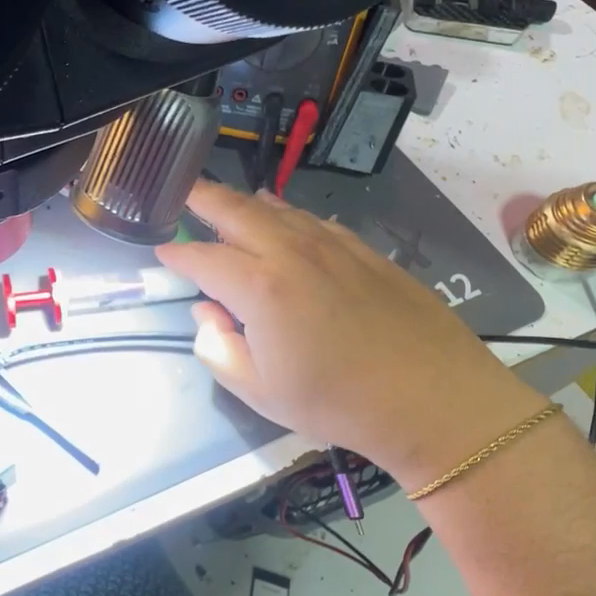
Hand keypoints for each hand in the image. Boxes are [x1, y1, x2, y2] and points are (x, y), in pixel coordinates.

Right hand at [155, 181, 545, 487]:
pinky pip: (314, 220)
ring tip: (225, 200)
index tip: (161, 254)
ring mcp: (332, 246)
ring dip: (244, 202)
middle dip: (201, 198)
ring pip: (276, 209)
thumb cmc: (338, 403)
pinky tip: (285, 220)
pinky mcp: (365, 251)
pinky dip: (287, 214)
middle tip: (180, 192)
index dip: (176, 255)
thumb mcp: (260, 391)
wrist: (435, 402)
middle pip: (234, 210)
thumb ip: (217, 348)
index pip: (201, 257)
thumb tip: (207, 314)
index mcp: (258, 286)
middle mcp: (290, 252)